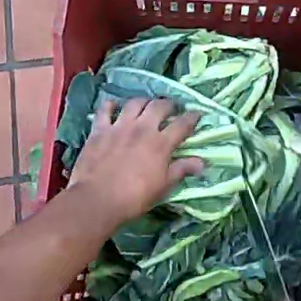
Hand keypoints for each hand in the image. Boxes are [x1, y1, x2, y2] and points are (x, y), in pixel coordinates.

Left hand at [66, 97, 204, 227]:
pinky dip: (110, 105)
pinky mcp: (99, 130)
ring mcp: (119, 126)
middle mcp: (142, 128)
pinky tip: (114, 106)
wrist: (98, 199)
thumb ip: (181, 170)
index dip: (192, 117)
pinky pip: (105, 110)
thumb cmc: (135, 197)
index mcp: (160, 143)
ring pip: (134, 103)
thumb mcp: (163, 186)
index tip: (197, 113)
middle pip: (159, 106)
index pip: (182, 124)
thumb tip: (202, 163)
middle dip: (169, 104)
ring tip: (147, 104)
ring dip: (144, 101)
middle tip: (172, 107)